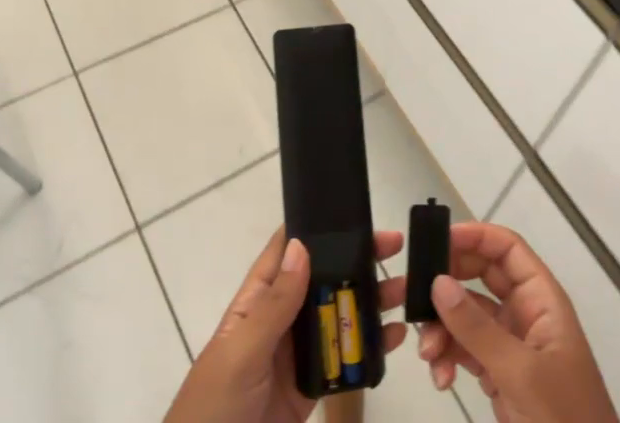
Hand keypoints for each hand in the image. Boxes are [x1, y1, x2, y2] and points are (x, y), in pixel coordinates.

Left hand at [164, 227, 407, 422]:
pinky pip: (345, 360)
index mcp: (255, 304)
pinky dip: (371, 347)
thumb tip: (301, 247)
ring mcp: (297, 356)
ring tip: (404, 290)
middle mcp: (279, 323)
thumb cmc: (214, 403)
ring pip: (339, 318)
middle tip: (395, 246)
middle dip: (357, 263)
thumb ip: (274, 305)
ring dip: (371, 302)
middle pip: (322, 283)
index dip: (317, 232)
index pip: (286, 255)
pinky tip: (394, 337)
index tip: (355, 216)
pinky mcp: (313, 389)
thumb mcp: (241, 352)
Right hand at [415, 223, 619, 422]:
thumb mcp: (519, 371)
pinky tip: (440, 377)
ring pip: (467, 315)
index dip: (475, 237)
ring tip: (427, 354)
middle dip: (448, 285)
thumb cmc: (563, 416)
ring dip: (442, 330)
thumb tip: (438, 281)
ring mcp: (512, 344)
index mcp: (542, 300)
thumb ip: (477, 327)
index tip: (436, 242)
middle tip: (417, 295)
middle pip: (480, 277)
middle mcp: (526, 313)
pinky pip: (465, 349)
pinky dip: (448, 358)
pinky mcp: (499, 373)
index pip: (508, 249)